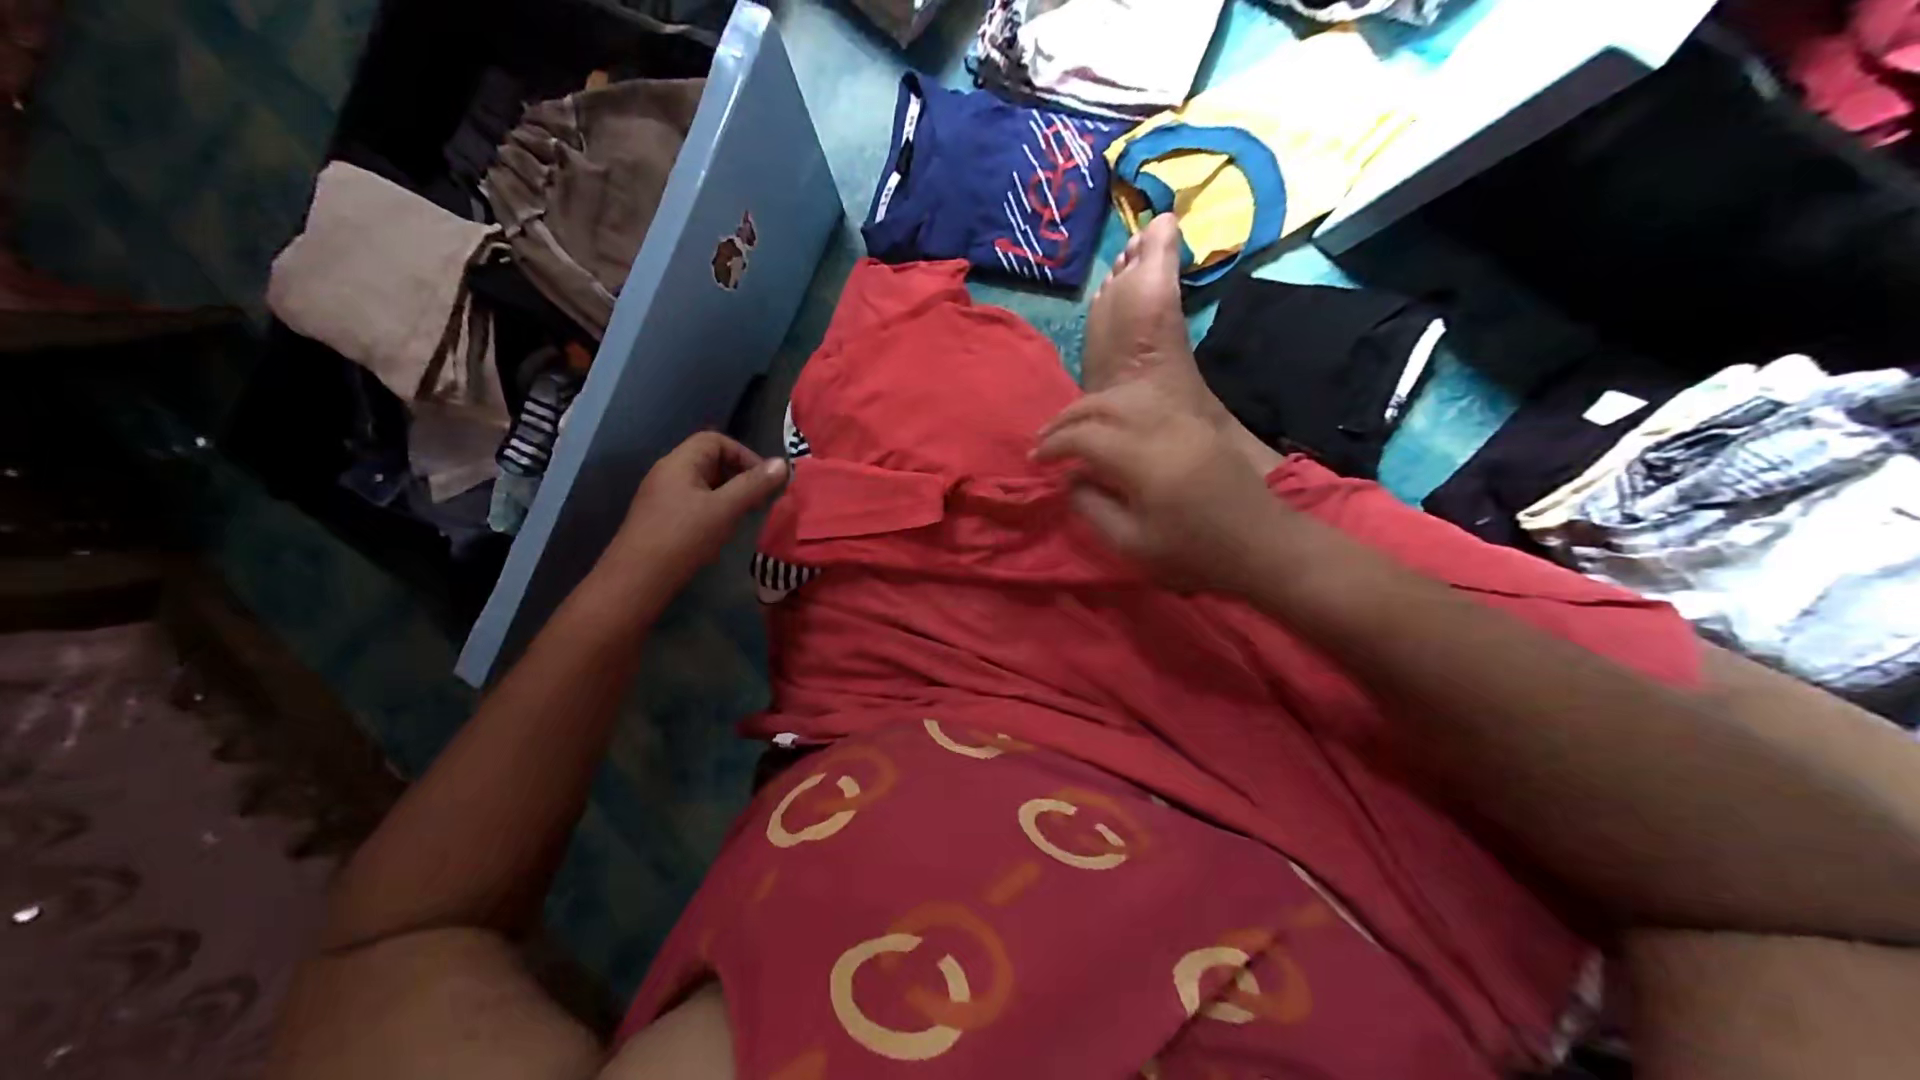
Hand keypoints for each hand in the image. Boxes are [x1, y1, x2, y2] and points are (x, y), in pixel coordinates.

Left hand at [600, 431, 787, 591]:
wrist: (636, 581)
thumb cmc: (683, 538)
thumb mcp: (724, 509)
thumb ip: (754, 485)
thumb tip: (782, 463)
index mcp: (679, 463)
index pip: (715, 440)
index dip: (743, 454)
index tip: (763, 480)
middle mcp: (667, 474)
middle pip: (710, 461)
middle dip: (738, 477)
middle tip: (758, 501)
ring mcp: (662, 497)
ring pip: (703, 485)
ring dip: (728, 497)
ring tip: (741, 519)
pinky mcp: (661, 519)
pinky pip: (693, 504)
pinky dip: (713, 512)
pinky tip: (719, 535)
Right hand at [1034, 379, 1282, 590]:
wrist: (1264, 547)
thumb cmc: (1194, 555)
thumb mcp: (1131, 545)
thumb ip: (1091, 508)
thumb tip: (1070, 479)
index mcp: (1144, 460)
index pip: (1084, 436)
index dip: (1054, 445)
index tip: (1036, 460)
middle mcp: (1163, 428)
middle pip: (1104, 403)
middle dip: (1068, 417)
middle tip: (1045, 438)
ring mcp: (1185, 421)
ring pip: (1128, 394)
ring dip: (1093, 405)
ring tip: (1073, 427)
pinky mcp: (1199, 425)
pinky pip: (1150, 400)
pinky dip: (1120, 404)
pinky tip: (1112, 423)